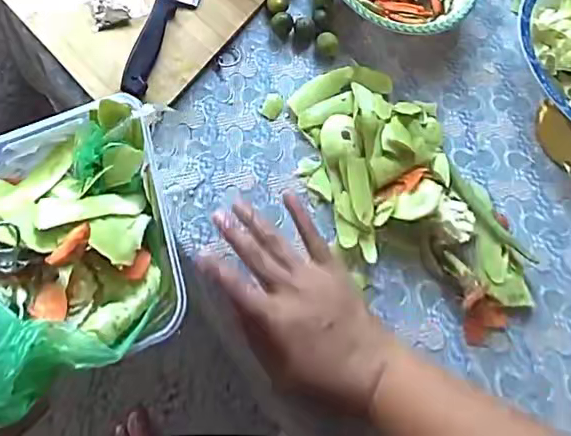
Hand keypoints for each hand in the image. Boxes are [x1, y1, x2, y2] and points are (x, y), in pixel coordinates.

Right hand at [201, 191, 406, 415]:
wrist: (369, 367)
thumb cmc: (322, 375)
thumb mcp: (280, 370)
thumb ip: (255, 337)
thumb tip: (234, 307)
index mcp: (273, 316)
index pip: (237, 289)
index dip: (217, 271)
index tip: (200, 253)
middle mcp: (288, 288)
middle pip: (255, 257)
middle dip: (233, 234)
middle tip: (216, 214)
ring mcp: (310, 272)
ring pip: (277, 241)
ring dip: (256, 221)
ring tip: (238, 202)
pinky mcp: (331, 264)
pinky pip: (312, 235)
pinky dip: (300, 214)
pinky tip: (287, 194)